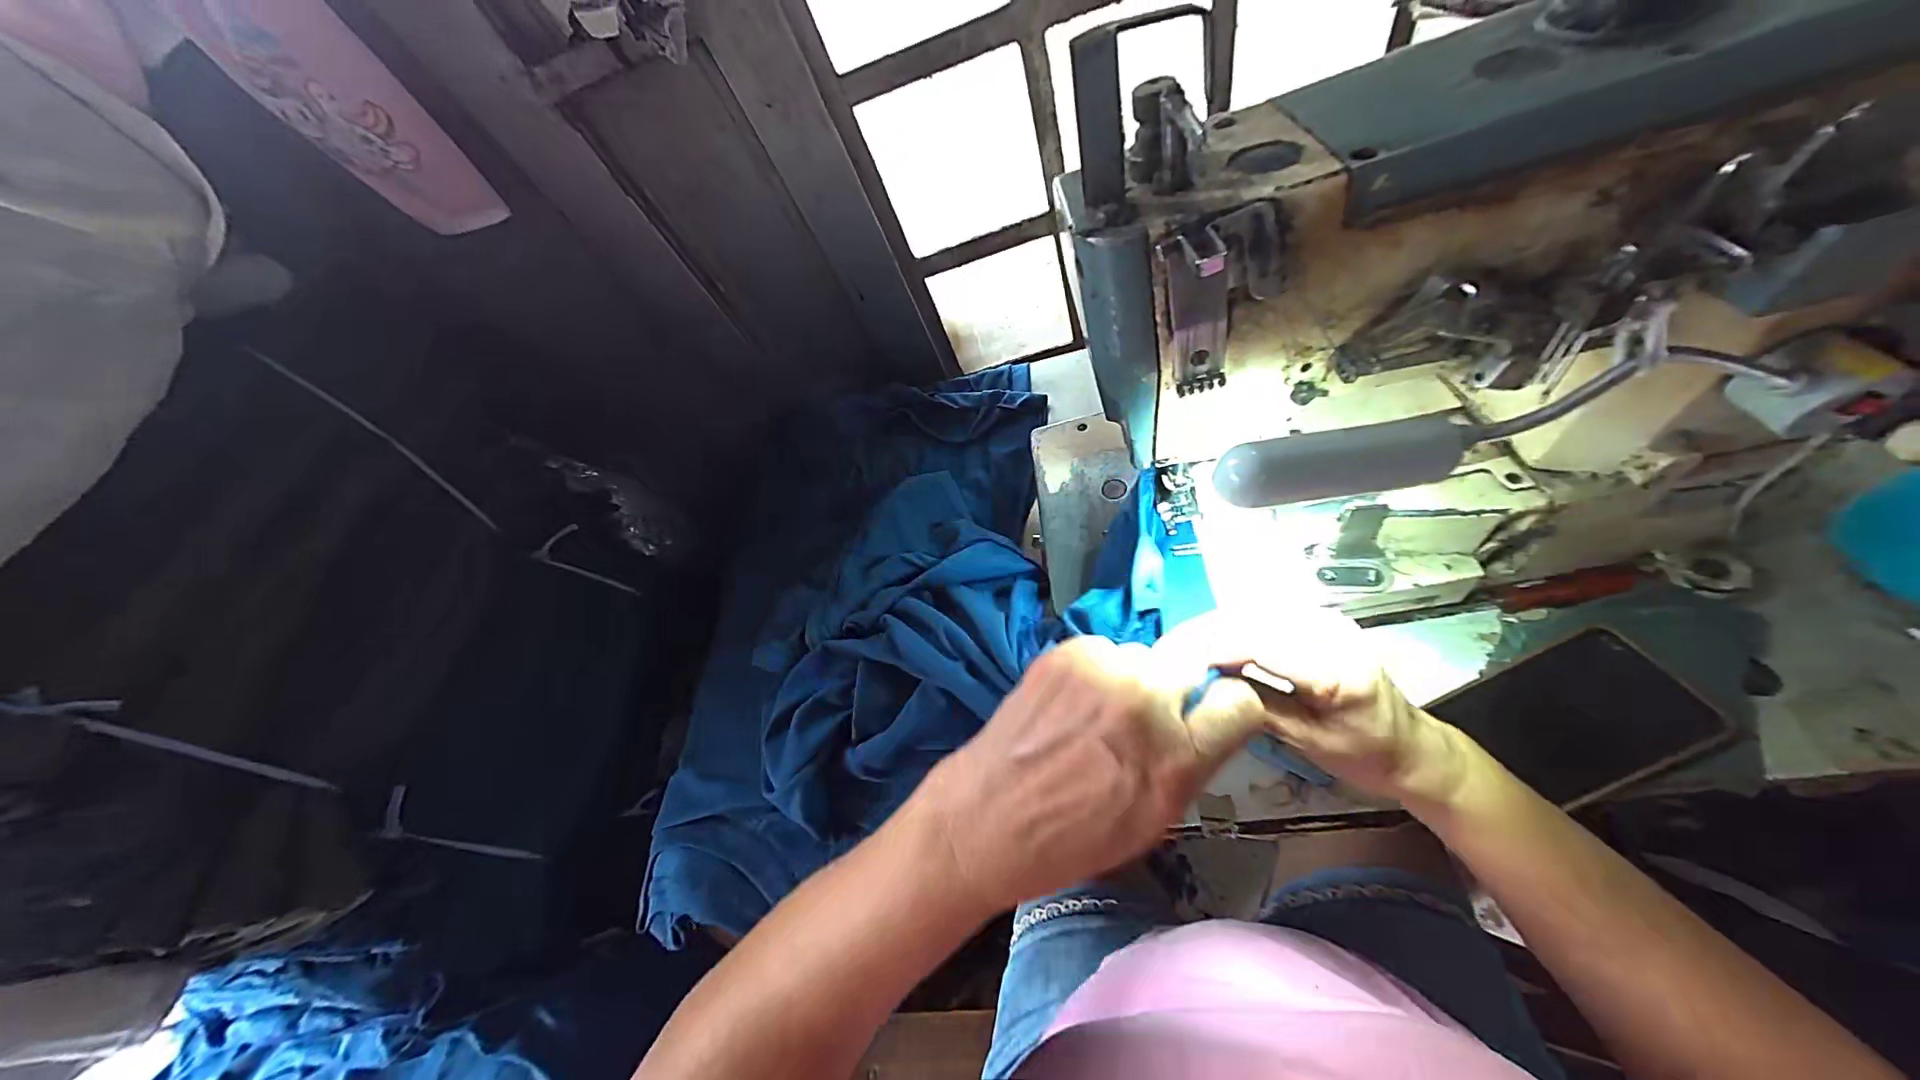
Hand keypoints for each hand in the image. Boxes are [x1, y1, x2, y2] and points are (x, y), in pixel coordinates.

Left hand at [900, 636, 1267, 913]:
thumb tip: (1208, 722)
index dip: (1227, 711)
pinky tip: (1070, 705)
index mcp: (1177, 753)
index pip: (1241, 702)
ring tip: (1096, 717)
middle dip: (1175, 696)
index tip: (1212, 719)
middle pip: (1189, 671)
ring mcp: (1100, 668)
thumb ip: (1190, 761)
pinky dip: (1096, 674)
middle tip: (1142, 725)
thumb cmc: (1073, 836)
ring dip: (1132, 682)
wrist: (986, 818)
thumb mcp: (1156, 817)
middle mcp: (1145, 698)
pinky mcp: (1064, 652)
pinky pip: (1102, 653)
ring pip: (1142, 659)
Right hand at [1154, 606, 1474, 807]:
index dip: (1213, 650)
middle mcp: (1332, 631)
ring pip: (1252, 613)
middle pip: (1251, 621)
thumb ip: (1259, 706)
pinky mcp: (1317, 620)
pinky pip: (1263, 618)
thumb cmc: (1366, 754)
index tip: (1176, 665)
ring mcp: (1326, 620)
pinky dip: (1231, 629)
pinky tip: (1210, 644)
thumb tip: (1211, 684)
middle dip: (1204, 635)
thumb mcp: (1309, 742)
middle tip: (1166, 656)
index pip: (1260, 645)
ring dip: (1212, 629)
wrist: (1411, 746)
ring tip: (1179, 650)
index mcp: (1337, 667)